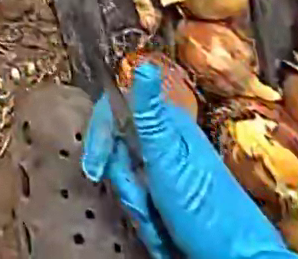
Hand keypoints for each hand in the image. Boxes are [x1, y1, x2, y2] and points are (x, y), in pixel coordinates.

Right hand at [81, 63, 295, 258]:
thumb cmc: (203, 208)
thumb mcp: (168, 157)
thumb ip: (150, 110)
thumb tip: (144, 62)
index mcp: (166, 121)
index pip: (116, 108)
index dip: (100, 134)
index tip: (94, 169)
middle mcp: (166, 140)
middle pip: (119, 148)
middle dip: (125, 182)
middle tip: (144, 204)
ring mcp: (169, 170)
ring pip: (129, 179)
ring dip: (138, 208)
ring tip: (159, 226)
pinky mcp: (172, 197)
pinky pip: (143, 202)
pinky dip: (148, 223)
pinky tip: (164, 235)